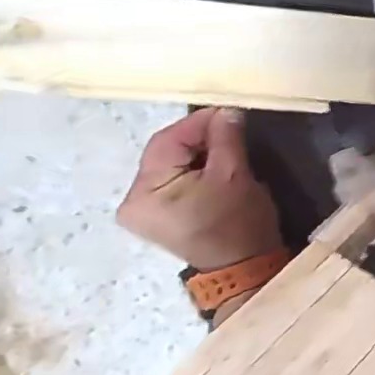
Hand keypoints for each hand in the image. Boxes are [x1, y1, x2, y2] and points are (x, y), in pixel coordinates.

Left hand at [117, 107, 282, 271]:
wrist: (242, 264)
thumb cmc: (240, 221)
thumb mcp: (237, 177)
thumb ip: (226, 141)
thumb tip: (227, 111)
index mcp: (147, 191)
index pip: (167, 141)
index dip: (198, 122)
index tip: (229, 110)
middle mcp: (131, 199)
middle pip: (163, 153)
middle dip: (197, 137)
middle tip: (230, 126)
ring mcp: (138, 208)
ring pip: (167, 165)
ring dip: (195, 151)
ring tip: (225, 144)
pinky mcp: (151, 214)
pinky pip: (168, 179)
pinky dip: (191, 167)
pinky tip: (212, 165)